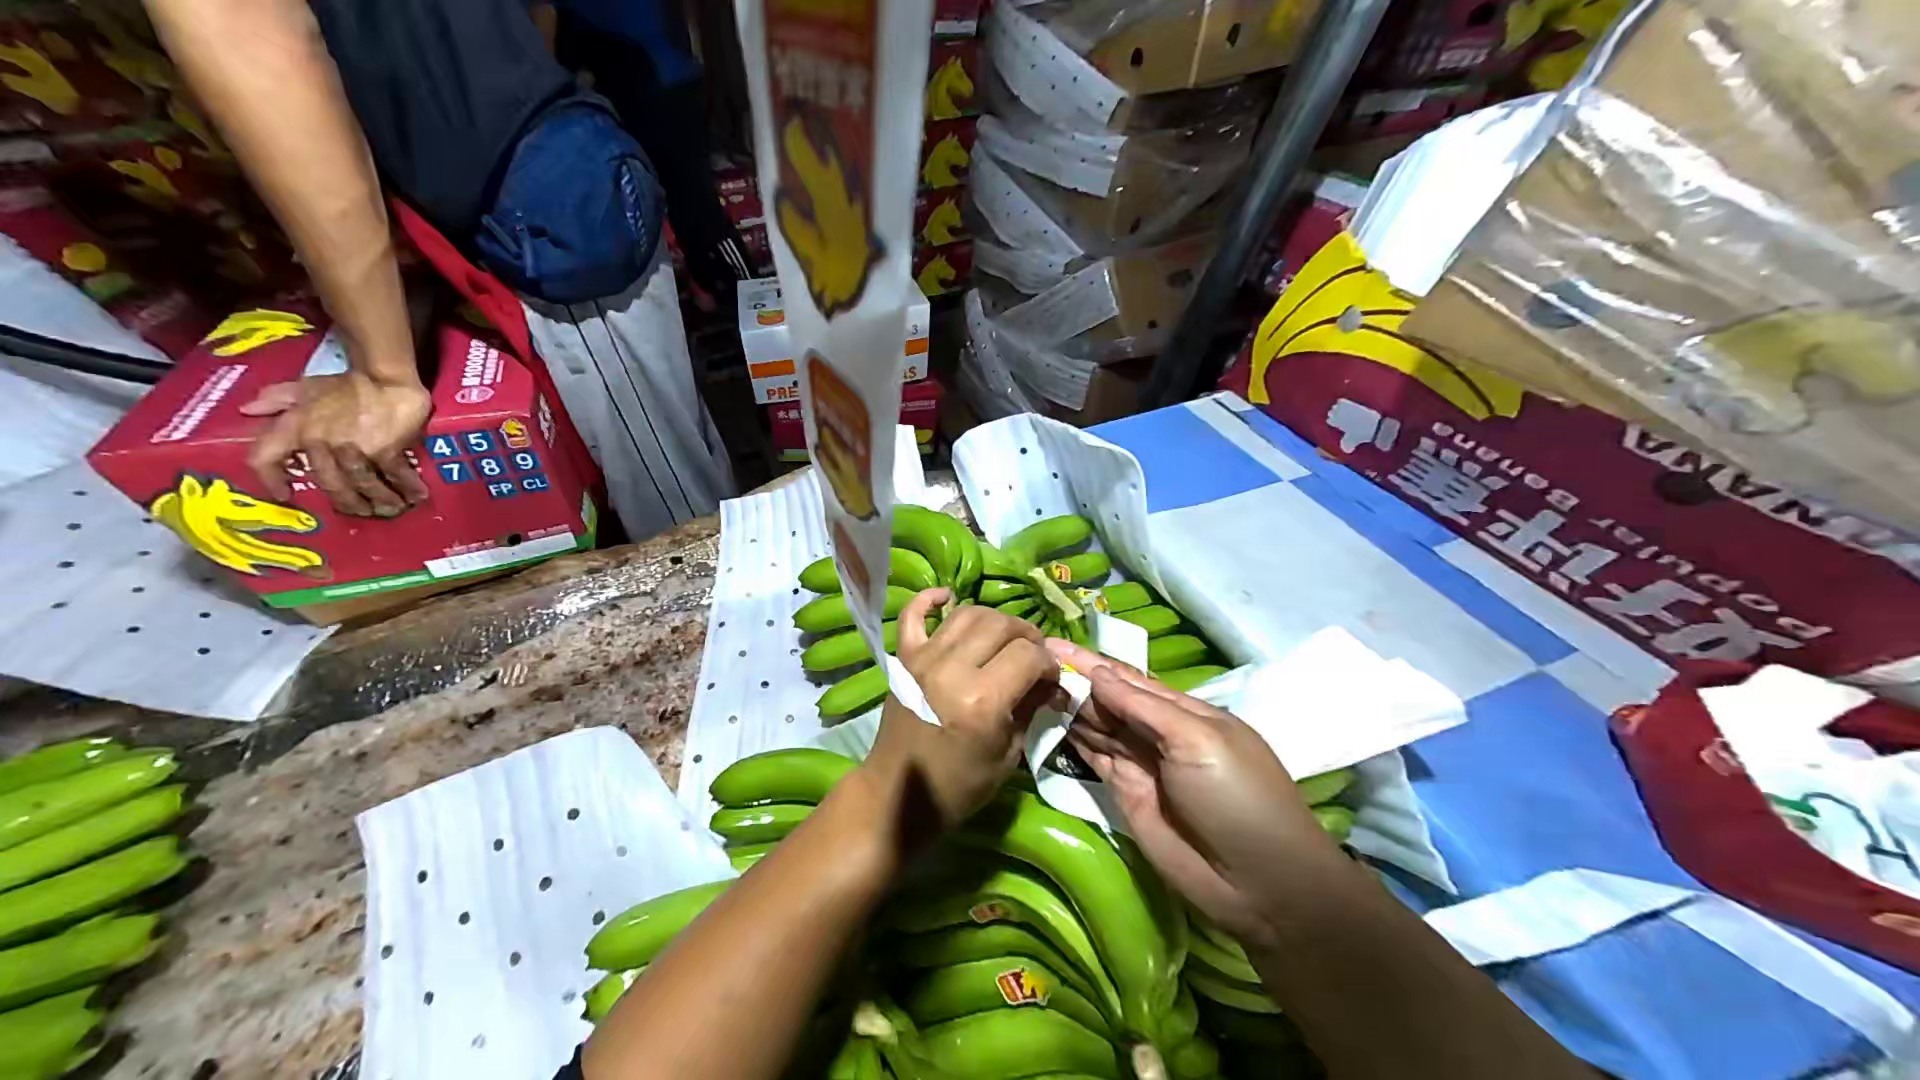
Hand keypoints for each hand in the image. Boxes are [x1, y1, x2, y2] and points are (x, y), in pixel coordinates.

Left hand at [243, 372, 431, 515]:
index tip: (285, 496)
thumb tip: (248, 409)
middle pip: (329, 483)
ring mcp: (353, 448)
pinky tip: (417, 495)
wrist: (386, 377)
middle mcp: (319, 442)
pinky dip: (407, 487)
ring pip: (362, 484)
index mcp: (295, 428)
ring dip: (381, 500)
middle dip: (348, 502)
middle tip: (363, 512)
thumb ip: (278, 399)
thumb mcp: (306, 387)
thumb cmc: (348, 383)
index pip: (265, 458)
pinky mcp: (385, 450)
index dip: (272, 480)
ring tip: (392, 509)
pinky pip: (394, 475)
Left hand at [862, 589, 1058, 830]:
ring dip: (994, 619)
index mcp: (982, 700)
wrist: (899, 796)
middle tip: (1033, 655)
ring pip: (968, 614)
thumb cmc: (959, 785)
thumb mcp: (1008, 755)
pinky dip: (929, 600)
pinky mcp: (904, 658)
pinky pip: (913, 615)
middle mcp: (952, 670)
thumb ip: (1030, 708)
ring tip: (1005, 637)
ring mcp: (923, 660)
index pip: (1029, 656)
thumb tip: (1051, 681)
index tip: (1050, 677)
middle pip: (1001, 626)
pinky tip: (947, 597)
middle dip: (1027, 636)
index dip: (1048, 663)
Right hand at [1049, 639, 1334, 950]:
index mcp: (1183, 710)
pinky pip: (1091, 757)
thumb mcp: (1197, 741)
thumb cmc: (1238, 798)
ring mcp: (1139, 763)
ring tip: (1025, 685)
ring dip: (1066, 706)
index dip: (1090, 660)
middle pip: (1107, 698)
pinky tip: (1042, 721)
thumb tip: (1096, 672)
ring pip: (1096, 725)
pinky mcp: (1124, 793)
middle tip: (1025, 663)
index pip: (1127, 677)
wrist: (1260, 885)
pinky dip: (1068, 739)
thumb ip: (1143, 706)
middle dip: (1072, 680)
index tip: (1049, 642)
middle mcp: (1157, 731)